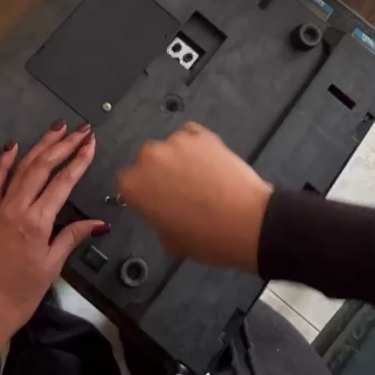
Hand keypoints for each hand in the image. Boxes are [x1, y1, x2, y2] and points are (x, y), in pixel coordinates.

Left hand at [0, 123, 108, 350]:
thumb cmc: (22, 294)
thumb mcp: (52, 266)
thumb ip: (72, 237)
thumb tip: (99, 223)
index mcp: (37, 222)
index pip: (62, 183)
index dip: (79, 161)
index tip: (91, 143)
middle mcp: (17, 209)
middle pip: (42, 168)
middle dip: (63, 145)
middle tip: (81, 129)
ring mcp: (0, 210)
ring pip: (21, 169)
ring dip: (40, 146)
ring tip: (56, 129)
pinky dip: (4, 163)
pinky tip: (13, 147)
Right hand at [117, 123, 271, 270]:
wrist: (248, 222)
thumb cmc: (209, 237)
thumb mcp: (169, 240)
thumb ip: (154, 217)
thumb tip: (159, 209)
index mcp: (135, 186)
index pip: (125, 182)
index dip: (140, 192)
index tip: (151, 199)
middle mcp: (150, 158)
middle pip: (146, 160)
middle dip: (158, 173)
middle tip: (177, 191)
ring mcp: (177, 142)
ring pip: (169, 148)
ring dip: (178, 159)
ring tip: (198, 179)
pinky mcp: (202, 134)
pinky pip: (191, 136)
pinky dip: (196, 146)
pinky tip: (207, 164)